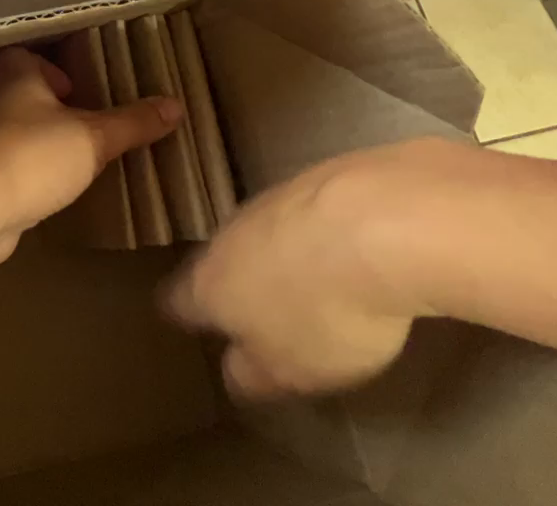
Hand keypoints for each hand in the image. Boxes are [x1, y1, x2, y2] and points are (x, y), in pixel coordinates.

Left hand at [0, 45, 180, 267]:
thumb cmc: (35, 156)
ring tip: (55, 145)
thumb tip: (175, 105)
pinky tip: (39, 179)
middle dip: (23, 91)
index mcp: (13, 77)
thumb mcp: (95, 138)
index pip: (20, 54)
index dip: (44, 66)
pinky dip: (11, 161)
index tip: (74, 89)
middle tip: (60, 110)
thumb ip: (133, 122)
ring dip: (17, 126)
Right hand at [159, 138, 460, 399]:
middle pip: (218, 264)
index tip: (195, 327)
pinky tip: (352, 255)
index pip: (176, 303)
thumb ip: (252, 376)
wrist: (379, 224)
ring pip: (259, 236)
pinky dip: (316, 235)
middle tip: (264, 313)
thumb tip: (234, 373)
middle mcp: (226, 239)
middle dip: (235, 285)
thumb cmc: (322, 311)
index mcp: (208, 287)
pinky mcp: (311, 181)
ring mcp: (268, 204)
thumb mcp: (288, 371)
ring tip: (315, 285)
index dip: (184, 317)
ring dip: (277, 257)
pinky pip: (302, 216)